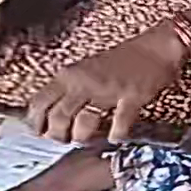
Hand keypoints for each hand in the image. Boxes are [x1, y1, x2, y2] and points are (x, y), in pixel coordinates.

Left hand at [24, 24, 183, 142]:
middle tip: (63, 141)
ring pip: (83, 120)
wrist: (155, 49)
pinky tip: (116, 138)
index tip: (39, 133)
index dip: (35, 121)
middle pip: (58, 116)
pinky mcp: (133, 97)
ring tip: (85, 141)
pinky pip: (120, 120)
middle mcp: (85, 83)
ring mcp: (109, 90)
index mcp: (70, 75)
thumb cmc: (124, 59)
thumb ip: (72, 86)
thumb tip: (58, 110)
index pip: (39, 102)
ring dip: (82, 136)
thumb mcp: (87, 68)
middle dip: (57, 134)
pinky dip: (117, 134)